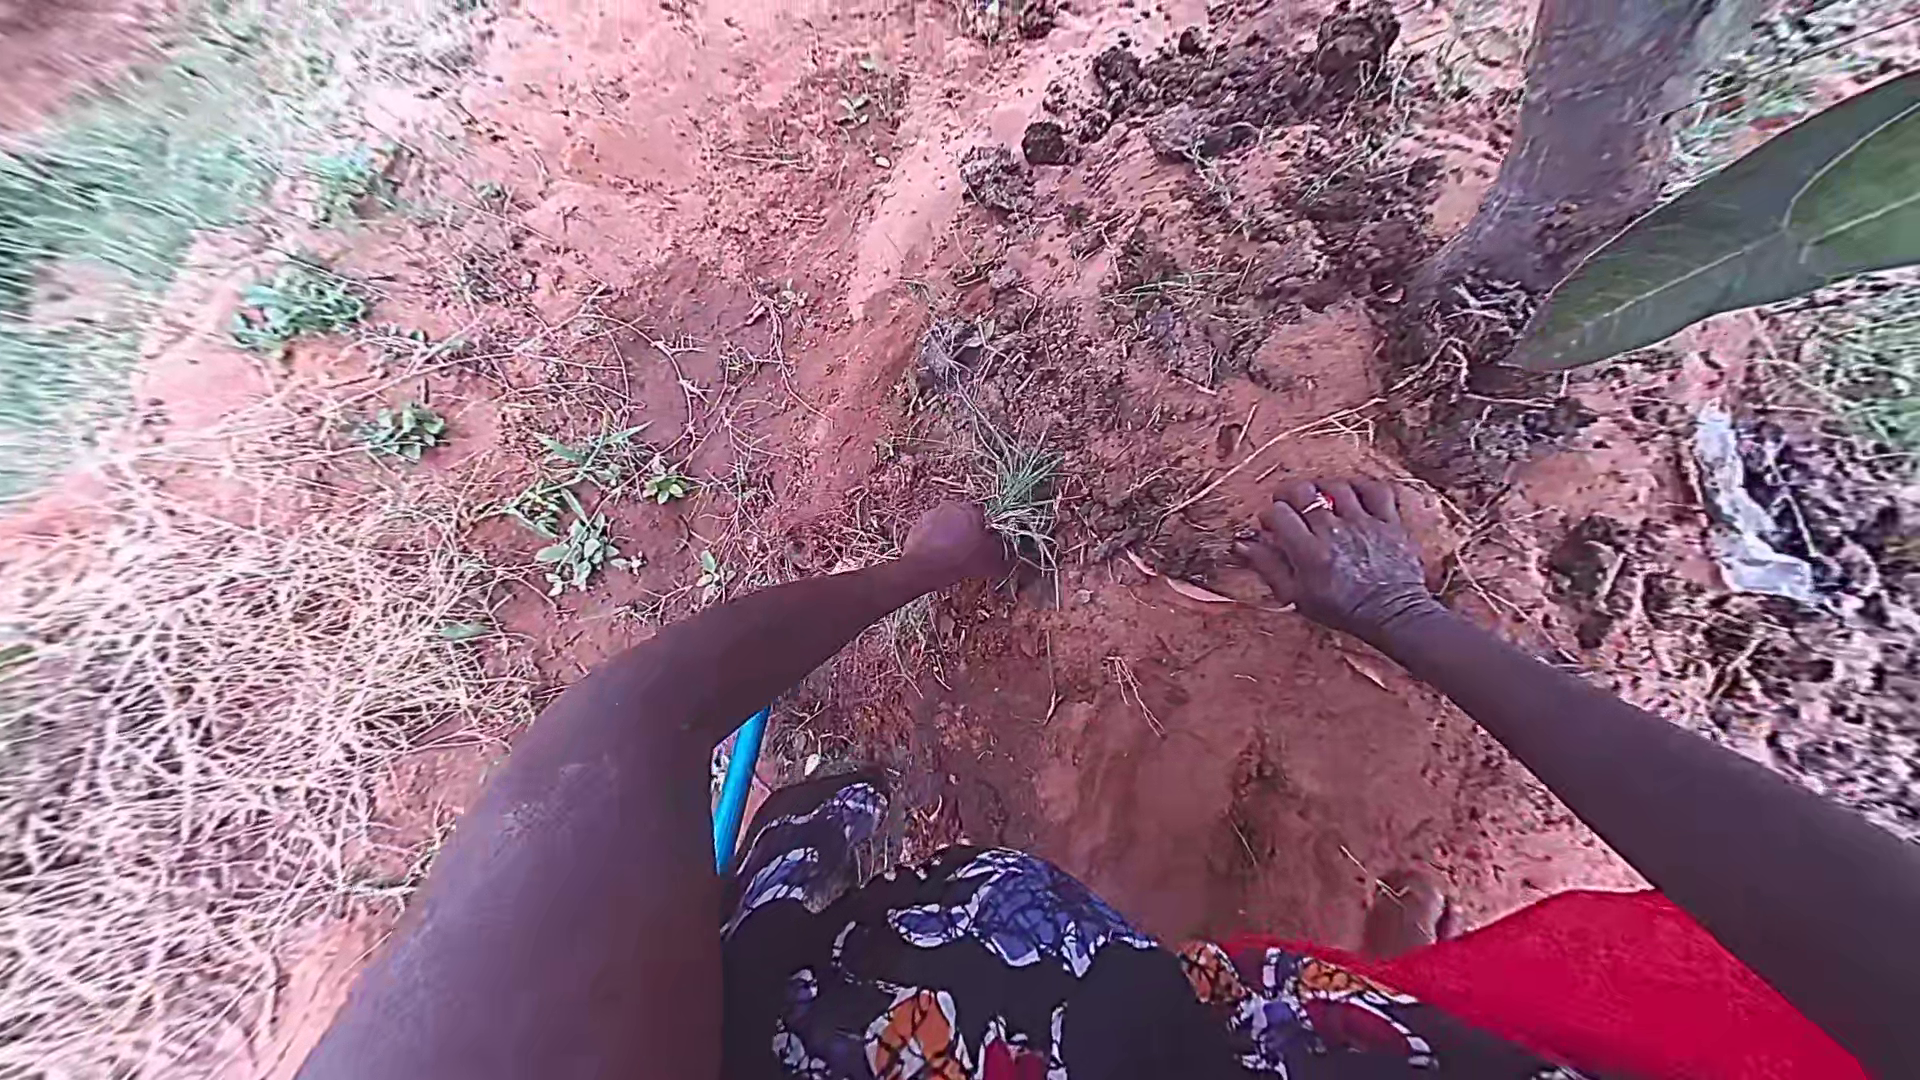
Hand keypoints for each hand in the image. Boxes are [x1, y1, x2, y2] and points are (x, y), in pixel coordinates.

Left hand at [902, 502, 1013, 587]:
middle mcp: (950, 507)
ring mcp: (931, 514)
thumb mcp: (989, 560)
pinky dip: (933, 539)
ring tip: (950, 553)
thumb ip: (999, 551)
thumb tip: (1003, 551)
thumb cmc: (960, 560)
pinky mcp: (917, 525)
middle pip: (962, 517)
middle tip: (967, 548)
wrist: (925, 568)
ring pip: (945, 522)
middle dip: (965, 530)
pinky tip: (936, 554)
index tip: (983, 543)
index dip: (984, 530)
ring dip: (948, 533)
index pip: (983, 515)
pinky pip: (929, 531)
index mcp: (971, 510)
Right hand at [1236, 477, 1442, 642]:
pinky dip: (1362, 485)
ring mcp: (1364, 524)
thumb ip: (1267, 566)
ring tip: (1317, 496)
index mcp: (1308, 551)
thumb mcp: (1294, 595)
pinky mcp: (1389, 522)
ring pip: (1336, 485)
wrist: (1392, 615)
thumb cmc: (1340, 608)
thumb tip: (1241, 545)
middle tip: (1287, 503)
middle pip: (1303, 491)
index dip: (1269, 515)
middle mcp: (1334, 532)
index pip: (1278, 513)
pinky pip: (1377, 490)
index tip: (1271, 525)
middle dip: (1288, 493)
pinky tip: (1351, 492)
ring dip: (1321, 486)